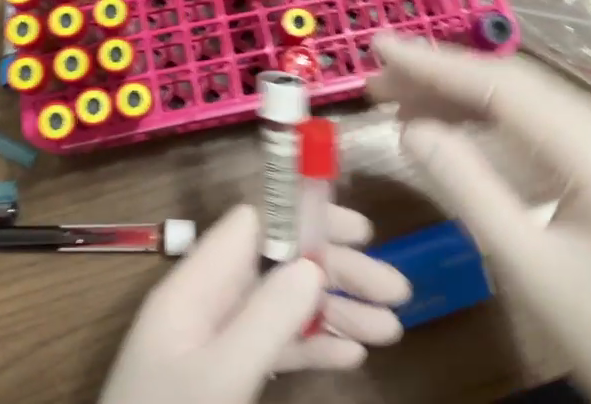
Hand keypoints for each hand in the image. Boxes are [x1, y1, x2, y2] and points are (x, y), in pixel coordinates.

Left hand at [98, 203, 410, 403]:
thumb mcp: (218, 374)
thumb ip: (264, 318)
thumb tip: (313, 264)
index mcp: (195, 285)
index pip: (253, 224)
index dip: (304, 216)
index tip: (359, 231)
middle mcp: (208, 302)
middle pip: (279, 265)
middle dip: (336, 271)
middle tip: (396, 290)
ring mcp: (218, 339)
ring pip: (285, 308)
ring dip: (338, 312)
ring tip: (392, 328)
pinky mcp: (228, 373)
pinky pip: (278, 347)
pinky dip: (316, 347)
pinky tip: (354, 358)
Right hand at [369, 32, 590, 403]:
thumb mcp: (528, 266)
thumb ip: (467, 188)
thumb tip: (411, 128)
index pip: (507, 87)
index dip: (436, 64)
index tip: (379, 46)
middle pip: (521, 89)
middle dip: (445, 80)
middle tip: (379, 81)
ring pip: (534, 109)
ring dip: (469, 104)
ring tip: (403, 105)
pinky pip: (551, 136)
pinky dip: (499, 132)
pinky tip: (459, 135)